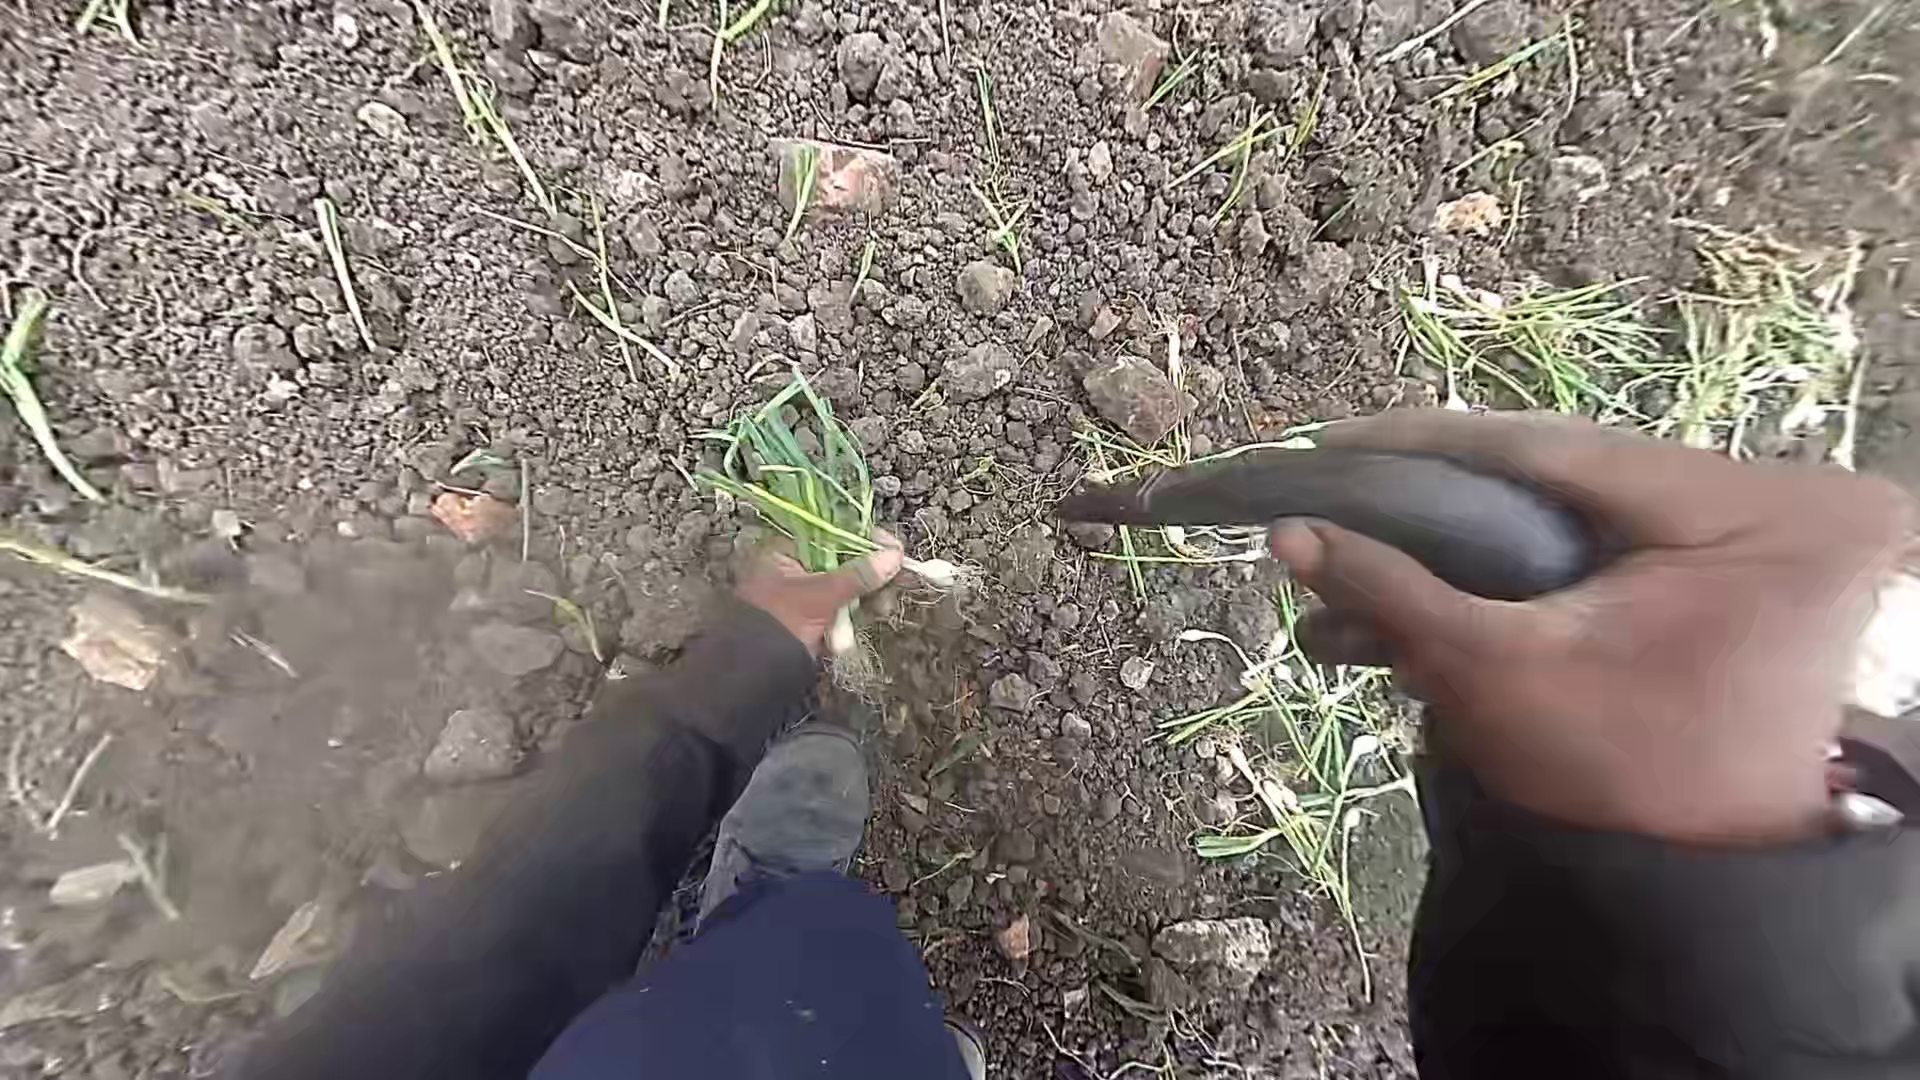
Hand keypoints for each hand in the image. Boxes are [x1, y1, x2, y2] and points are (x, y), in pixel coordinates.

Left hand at [734, 539, 902, 657]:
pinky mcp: (813, 617)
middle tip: (895, 580)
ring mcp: (804, 594)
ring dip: (868, 595)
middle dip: (871, 573)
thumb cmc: (779, 624)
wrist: (752, 675)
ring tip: (883, 606)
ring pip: (847, 586)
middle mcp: (795, 567)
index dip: (865, 538)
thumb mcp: (821, 595)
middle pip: (845, 560)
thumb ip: (858, 575)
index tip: (891, 548)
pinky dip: (856, 613)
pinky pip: (843, 607)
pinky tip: (872, 615)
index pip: (832, 532)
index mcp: (787, 551)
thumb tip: (894, 556)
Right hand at [1269, 410, 1911, 843]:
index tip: (1328, 441)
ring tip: (1349, 549)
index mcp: (1762, 512)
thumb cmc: (1599, 766)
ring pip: (1532, 505)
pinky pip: (1549, 538)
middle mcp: (1760, 502)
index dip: (1419, 442)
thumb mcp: (1478, 663)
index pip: (1553, 448)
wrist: (1669, 864)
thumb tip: (1282, 532)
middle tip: (1331, 483)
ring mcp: (1723, 532)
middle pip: (1537, 474)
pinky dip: (1469, 563)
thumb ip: (1379, 586)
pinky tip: (1397, 591)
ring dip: (1433, 536)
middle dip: (1420, 494)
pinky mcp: (1682, 562)